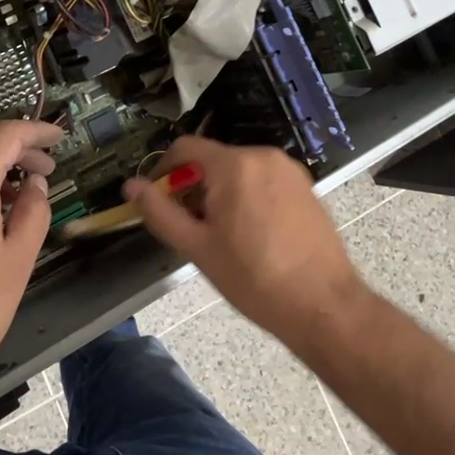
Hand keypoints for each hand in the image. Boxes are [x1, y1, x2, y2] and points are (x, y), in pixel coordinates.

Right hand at [126, 136, 365, 345]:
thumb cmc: (255, 279)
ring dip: (220, 193)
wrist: (324, 307)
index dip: (163, 170)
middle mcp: (263, 156)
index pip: (184, 148)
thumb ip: (159, 211)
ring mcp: (289, 170)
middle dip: (194, 187)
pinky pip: (263, 181)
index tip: (157, 199)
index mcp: (234, 165)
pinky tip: (251, 235)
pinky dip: (248, 197)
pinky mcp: (306, 187)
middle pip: (212, 160)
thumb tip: (130, 187)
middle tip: (190, 227)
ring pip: (238, 172)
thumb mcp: (197, 247)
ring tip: (221, 235)